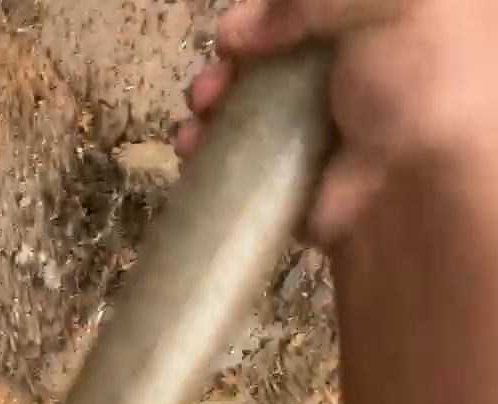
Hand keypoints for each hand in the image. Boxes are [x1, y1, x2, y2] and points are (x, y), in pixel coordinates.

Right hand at [177, 0, 497, 245]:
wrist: (414, 178)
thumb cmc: (422, 80)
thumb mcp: (397, 6)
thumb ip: (318, 0)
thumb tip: (242, 29)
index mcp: (381, 21)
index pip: (308, 6)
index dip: (267, 11)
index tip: (240, 30)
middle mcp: (343, 64)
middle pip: (266, 51)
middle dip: (228, 60)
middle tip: (214, 79)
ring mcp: (306, 118)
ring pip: (239, 98)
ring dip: (207, 101)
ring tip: (200, 113)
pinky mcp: (275, 163)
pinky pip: (225, 148)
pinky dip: (199, 144)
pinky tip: (190, 145)